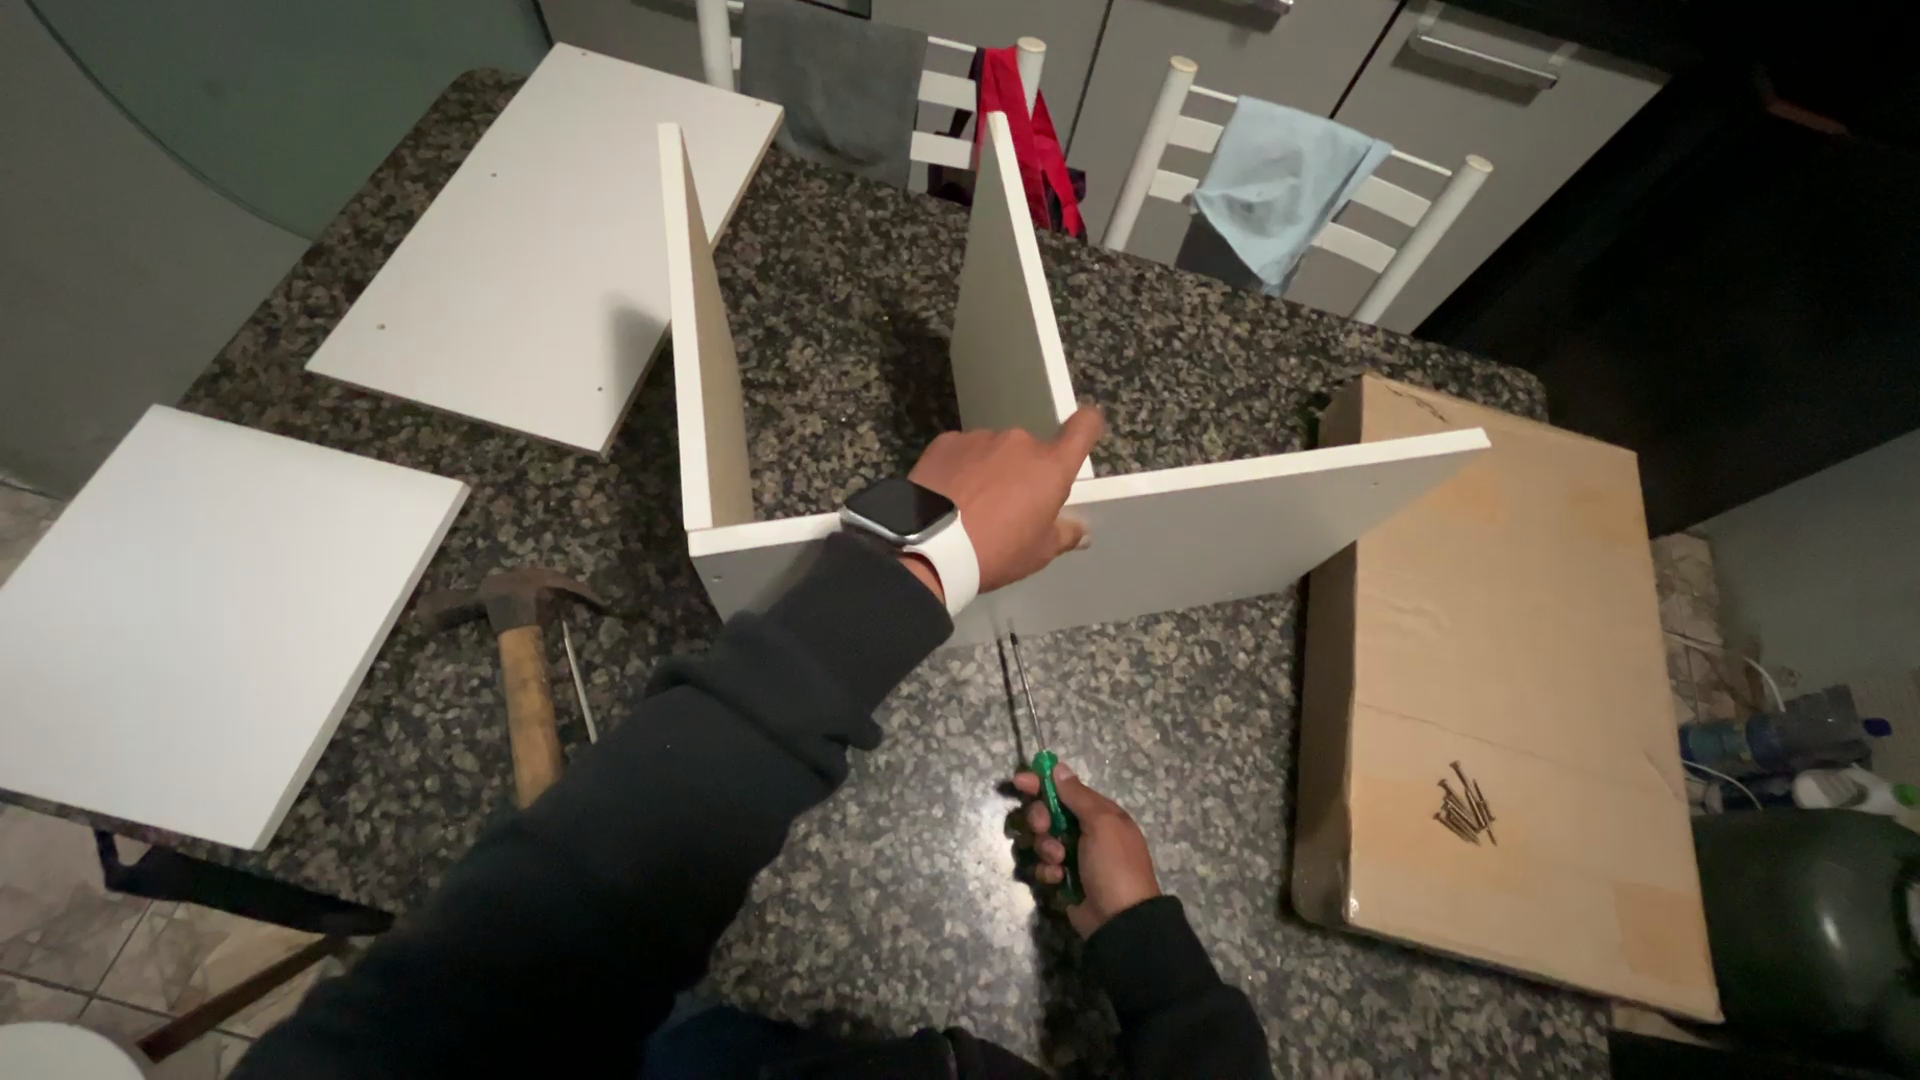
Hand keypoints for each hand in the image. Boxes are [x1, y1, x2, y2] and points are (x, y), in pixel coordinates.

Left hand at [906, 405, 1104, 594]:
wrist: (929, 546)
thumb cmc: (997, 551)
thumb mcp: (1038, 553)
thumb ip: (1064, 535)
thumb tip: (1081, 531)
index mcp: (1050, 467)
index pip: (1084, 427)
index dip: (1088, 426)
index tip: (1084, 432)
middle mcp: (1019, 443)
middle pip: (1031, 451)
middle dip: (1023, 473)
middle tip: (1006, 507)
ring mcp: (980, 438)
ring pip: (994, 451)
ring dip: (989, 470)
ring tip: (969, 505)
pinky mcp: (946, 442)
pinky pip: (962, 452)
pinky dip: (959, 468)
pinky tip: (947, 495)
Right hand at [1015, 761, 1159, 937]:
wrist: (1121, 921)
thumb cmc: (1114, 865)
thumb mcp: (1102, 824)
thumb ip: (1077, 795)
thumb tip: (1059, 767)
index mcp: (1098, 813)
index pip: (1063, 789)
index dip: (1040, 783)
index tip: (1020, 783)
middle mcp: (1083, 831)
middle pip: (1045, 812)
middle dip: (1040, 819)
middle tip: (1044, 829)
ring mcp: (1071, 856)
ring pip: (1040, 840)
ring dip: (1045, 848)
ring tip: (1059, 862)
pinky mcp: (1061, 879)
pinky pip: (1041, 866)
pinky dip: (1047, 871)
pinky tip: (1058, 879)